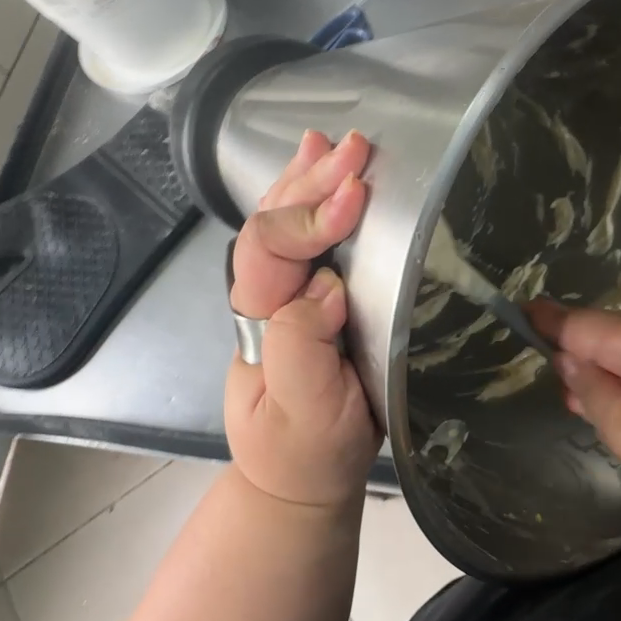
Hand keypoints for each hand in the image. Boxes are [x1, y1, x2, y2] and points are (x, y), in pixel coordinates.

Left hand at [225, 130, 380, 508]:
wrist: (303, 478)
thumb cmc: (306, 451)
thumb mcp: (303, 412)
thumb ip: (302, 349)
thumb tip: (325, 287)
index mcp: (263, 323)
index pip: (271, 250)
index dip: (310, 218)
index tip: (358, 196)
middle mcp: (268, 300)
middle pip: (274, 222)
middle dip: (311, 181)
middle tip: (355, 147)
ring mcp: (288, 299)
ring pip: (283, 224)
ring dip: (307, 178)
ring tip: (330, 142)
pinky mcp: (313, 304)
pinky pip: (305, 242)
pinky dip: (313, 201)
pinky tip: (324, 175)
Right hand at [528, 303, 620, 497]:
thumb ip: (588, 391)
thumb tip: (567, 362)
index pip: (574, 323)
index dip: (543, 322)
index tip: (515, 315)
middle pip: (595, 333)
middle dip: (574, 360)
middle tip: (570, 402)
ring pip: (617, 346)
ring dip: (600, 373)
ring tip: (597, 411)